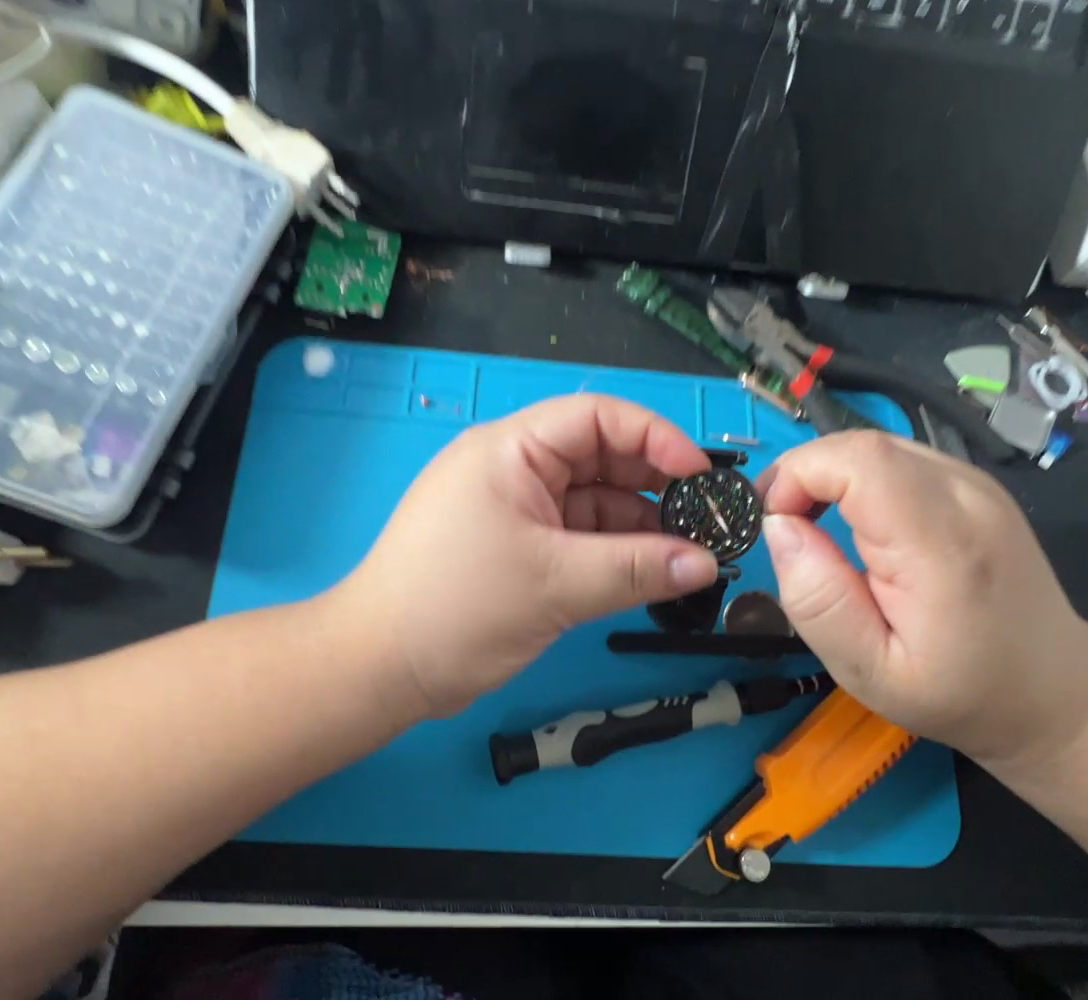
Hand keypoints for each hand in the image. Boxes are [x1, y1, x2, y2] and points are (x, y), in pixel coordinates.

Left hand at [334, 396, 722, 717]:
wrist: (379, 668)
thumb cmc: (457, 609)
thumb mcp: (555, 585)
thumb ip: (637, 569)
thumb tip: (708, 564)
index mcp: (510, 450)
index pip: (596, 417)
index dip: (655, 437)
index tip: (700, 477)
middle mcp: (514, 469)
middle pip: (600, 458)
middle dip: (655, 486)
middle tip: (707, 522)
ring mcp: (516, 509)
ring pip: (594, 502)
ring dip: (641, 526)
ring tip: (693, 554)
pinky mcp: (518, 547)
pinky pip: (579, 537)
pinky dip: (616, 552)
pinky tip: (655, 572)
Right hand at [757, 431, 1087, 765]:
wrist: (1056, 691)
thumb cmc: (959, 692)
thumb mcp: (870, 671)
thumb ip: (819, 600)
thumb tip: (779, 527)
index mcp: (941, 544)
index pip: (858, 461)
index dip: (799, 473)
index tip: (775, 520)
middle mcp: (966, 497)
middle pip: (864, 445)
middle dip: (806, 473)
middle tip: (785, 525)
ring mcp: (977, 485)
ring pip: (879, 446)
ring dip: (831, 475)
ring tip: (815, 525)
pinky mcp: (976, 486)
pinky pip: (900, 460)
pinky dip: (861, 479)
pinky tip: (858, 523)